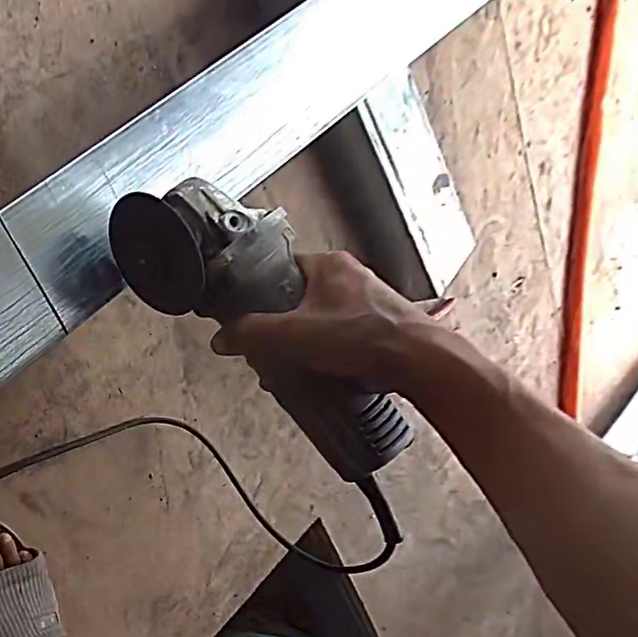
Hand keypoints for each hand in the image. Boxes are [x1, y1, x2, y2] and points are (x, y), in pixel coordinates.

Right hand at [209, 251, 452, 391]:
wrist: (415, 361)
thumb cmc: (363, 337)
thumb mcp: (293, 335)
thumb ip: (251, 334)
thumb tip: (222, 338)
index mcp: (329, 265)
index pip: (282, 268)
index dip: (261, 291)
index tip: (248, 312)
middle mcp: (349, 277)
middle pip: (296, 299)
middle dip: (280, 327)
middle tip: (270, 347)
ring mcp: (364, 302)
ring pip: (316, 320)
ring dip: (301, 343)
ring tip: (292, 365)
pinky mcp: (373, 326)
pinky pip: (336, 336)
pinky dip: (323, 353)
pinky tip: (318, 371)